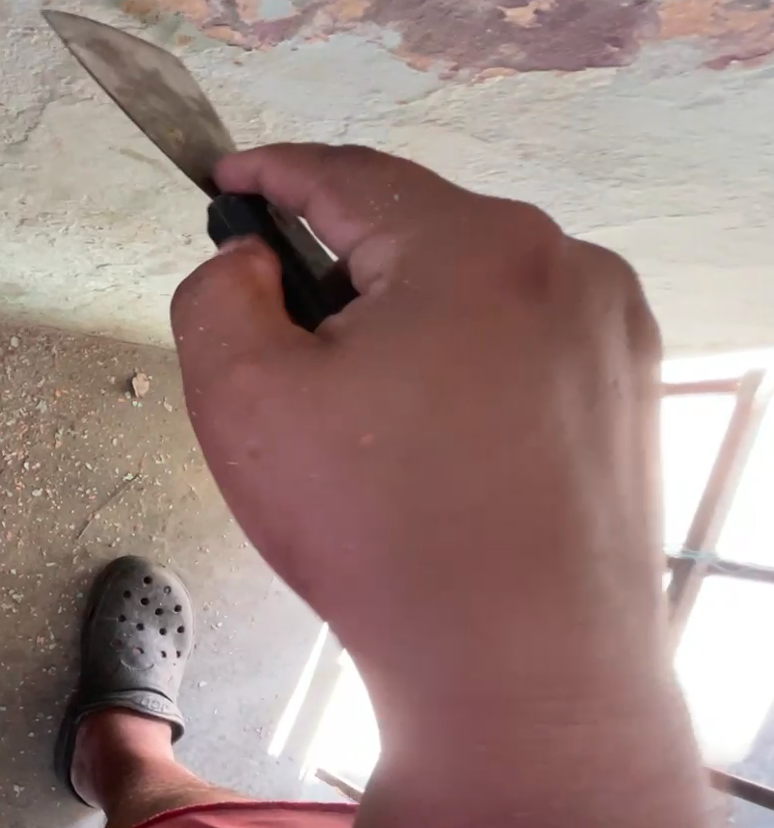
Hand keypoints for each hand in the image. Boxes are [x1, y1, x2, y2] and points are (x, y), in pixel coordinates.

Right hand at [171, 145, 662, 699]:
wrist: (509, 656)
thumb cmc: (362, 516)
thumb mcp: (238, 392)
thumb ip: (214, 296)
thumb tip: (246, 264)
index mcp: (472, 247)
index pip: (345, 174)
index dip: (268, 170)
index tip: (222, 177)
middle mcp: (562, 269)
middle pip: (402, 234)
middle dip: (316, 269)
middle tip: (258, 340)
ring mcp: (606, 335)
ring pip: (449, 293)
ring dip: (371, 322)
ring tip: (324, 410)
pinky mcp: (613, 399)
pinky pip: (492, 345)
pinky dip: (424, 362)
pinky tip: (394, 437)